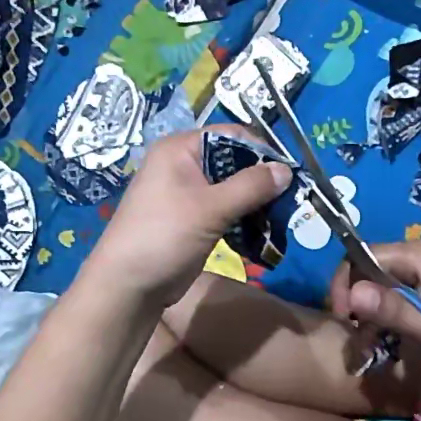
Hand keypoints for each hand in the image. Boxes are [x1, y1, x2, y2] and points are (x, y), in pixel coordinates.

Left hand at [84, 126, 292, 307]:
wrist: (129, 285)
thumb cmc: (164, 236)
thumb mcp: (210, 208)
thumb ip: (251, 186)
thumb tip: (287, 169)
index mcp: (180, 149)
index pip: (231, 135)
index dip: (261, 150)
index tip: (289, 172)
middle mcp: (184, 165)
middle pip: (234, 161)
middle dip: (262, 179)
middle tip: (290, 198)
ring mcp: (189, 193)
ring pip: (234, 188)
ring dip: (257, 202)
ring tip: (281, 217)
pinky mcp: (195, 219)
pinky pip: (227, 209)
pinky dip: (246, 217)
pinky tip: (264, 231)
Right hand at [329, 239, 420, 376]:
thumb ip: (392, 310)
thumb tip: (350, 294)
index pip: (364, 255)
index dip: (346, 283)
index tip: (343, 319)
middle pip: (371, 274)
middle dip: (357, 307)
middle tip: (357, 344)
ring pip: (382, 293)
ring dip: (371, 322)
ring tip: (369, 354)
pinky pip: (399, 306)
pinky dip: (388, 326)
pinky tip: (386, 349)